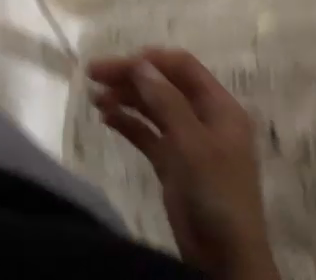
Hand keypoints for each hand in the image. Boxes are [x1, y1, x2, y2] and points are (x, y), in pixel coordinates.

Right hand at [88, 49, 275, 279]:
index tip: (116, 64)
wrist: (224, 255)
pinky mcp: (171, 161)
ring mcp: (187, 140)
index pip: (182, 66)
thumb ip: (166, 100)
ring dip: (124, 97)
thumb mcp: (191, 142)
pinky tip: (105, 118)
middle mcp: (204, 118)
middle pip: (163, 83)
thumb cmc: (215, 192)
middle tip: (92, 75)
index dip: (150, 60)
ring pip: (152, 106)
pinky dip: (126, 121)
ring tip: (94, 98)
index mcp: (220, 108)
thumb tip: (139, 63)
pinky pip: (145, 131)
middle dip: (129, 76)